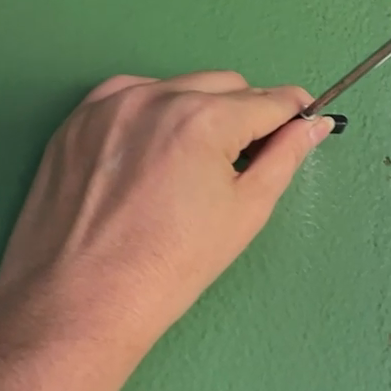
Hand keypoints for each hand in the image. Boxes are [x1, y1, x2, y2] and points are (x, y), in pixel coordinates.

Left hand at [0, 71, 333, 353]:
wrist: (77, 305)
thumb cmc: (172, 264)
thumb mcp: (248, 209)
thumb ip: (286, 155)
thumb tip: (314, 125)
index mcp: (204, 118)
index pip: (270, 99)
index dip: (295, 114)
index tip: (303, 126)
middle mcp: (156, 98)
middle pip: (228, 85)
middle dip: (247, 113)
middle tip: (245, 160)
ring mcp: (110, 106)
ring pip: (182, 86)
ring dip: (202, 109)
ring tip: (194, 162)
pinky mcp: (76, 122)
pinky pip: (134, 96)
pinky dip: (156, 113)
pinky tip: (154, 155)